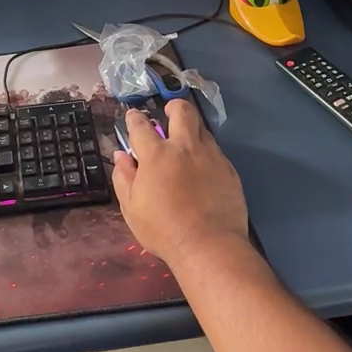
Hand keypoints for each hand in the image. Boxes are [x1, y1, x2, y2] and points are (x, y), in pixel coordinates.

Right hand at [110, 98, 248, 266]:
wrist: (210, 246)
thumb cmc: (163, 230)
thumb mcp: (131, 207)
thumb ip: (123, 177)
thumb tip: (121, 156)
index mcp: (156, 154)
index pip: (141, 125)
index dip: (134, 118)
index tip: (133, 117)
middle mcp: (185, 147)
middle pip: (182, 111)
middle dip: (174, 106)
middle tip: (169, 113)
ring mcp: (211, 157)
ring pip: (202, 129)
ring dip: (191, 131)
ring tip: (186, 146)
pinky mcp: (229, 170)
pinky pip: (216, 152)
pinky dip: (205, 154)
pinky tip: (202, 171)